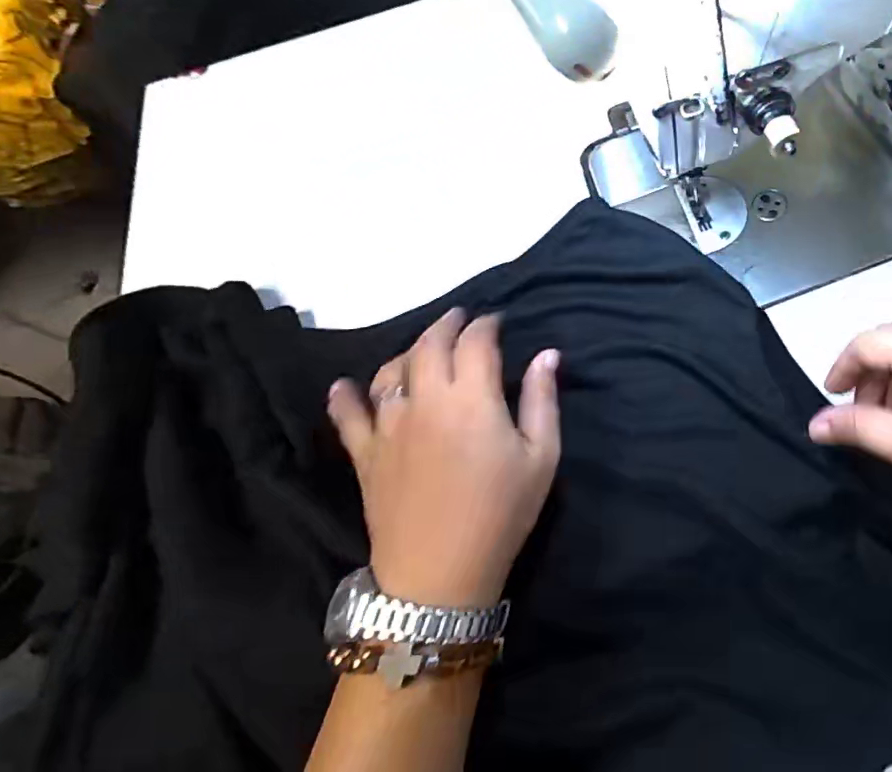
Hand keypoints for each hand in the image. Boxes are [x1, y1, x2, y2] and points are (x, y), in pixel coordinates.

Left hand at [327, 309, 560, 607]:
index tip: (498, 321)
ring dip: (408, 351)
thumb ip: (542, 399)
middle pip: (428, 347)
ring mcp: (388, 428)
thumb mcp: (542, 454)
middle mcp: (426, 402)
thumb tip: (547, 355)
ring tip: (423, 346)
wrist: (440, 572)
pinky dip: (345, 396)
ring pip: (390, 372)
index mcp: (473, 399)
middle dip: (447, 325)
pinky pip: (347, 417)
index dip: (487, 325)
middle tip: (462, 318)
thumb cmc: (504, 509)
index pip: (475, 343)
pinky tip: (344, 386)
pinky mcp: (365, 456)